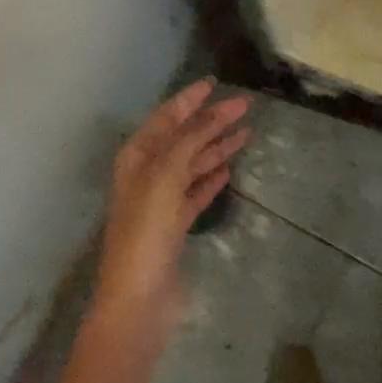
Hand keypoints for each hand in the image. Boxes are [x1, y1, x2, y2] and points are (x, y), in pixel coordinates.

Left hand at [95, 79, 252, 331]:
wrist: (138, 298)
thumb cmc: (146, 231)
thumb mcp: (165, 177)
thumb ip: (189, 142)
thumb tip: (211, 113)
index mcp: (136, 157)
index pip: (166, 119)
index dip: (188, 100)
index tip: (213, 84)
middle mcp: (147, 174)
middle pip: (182, 139)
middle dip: (210, 121)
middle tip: (243, 106)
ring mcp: (161, 202)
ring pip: (192, 165)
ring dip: (216, 148)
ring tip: (245, 133)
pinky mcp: (175, 227)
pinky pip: (196, 193)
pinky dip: (211, 179)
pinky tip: (228, 170)